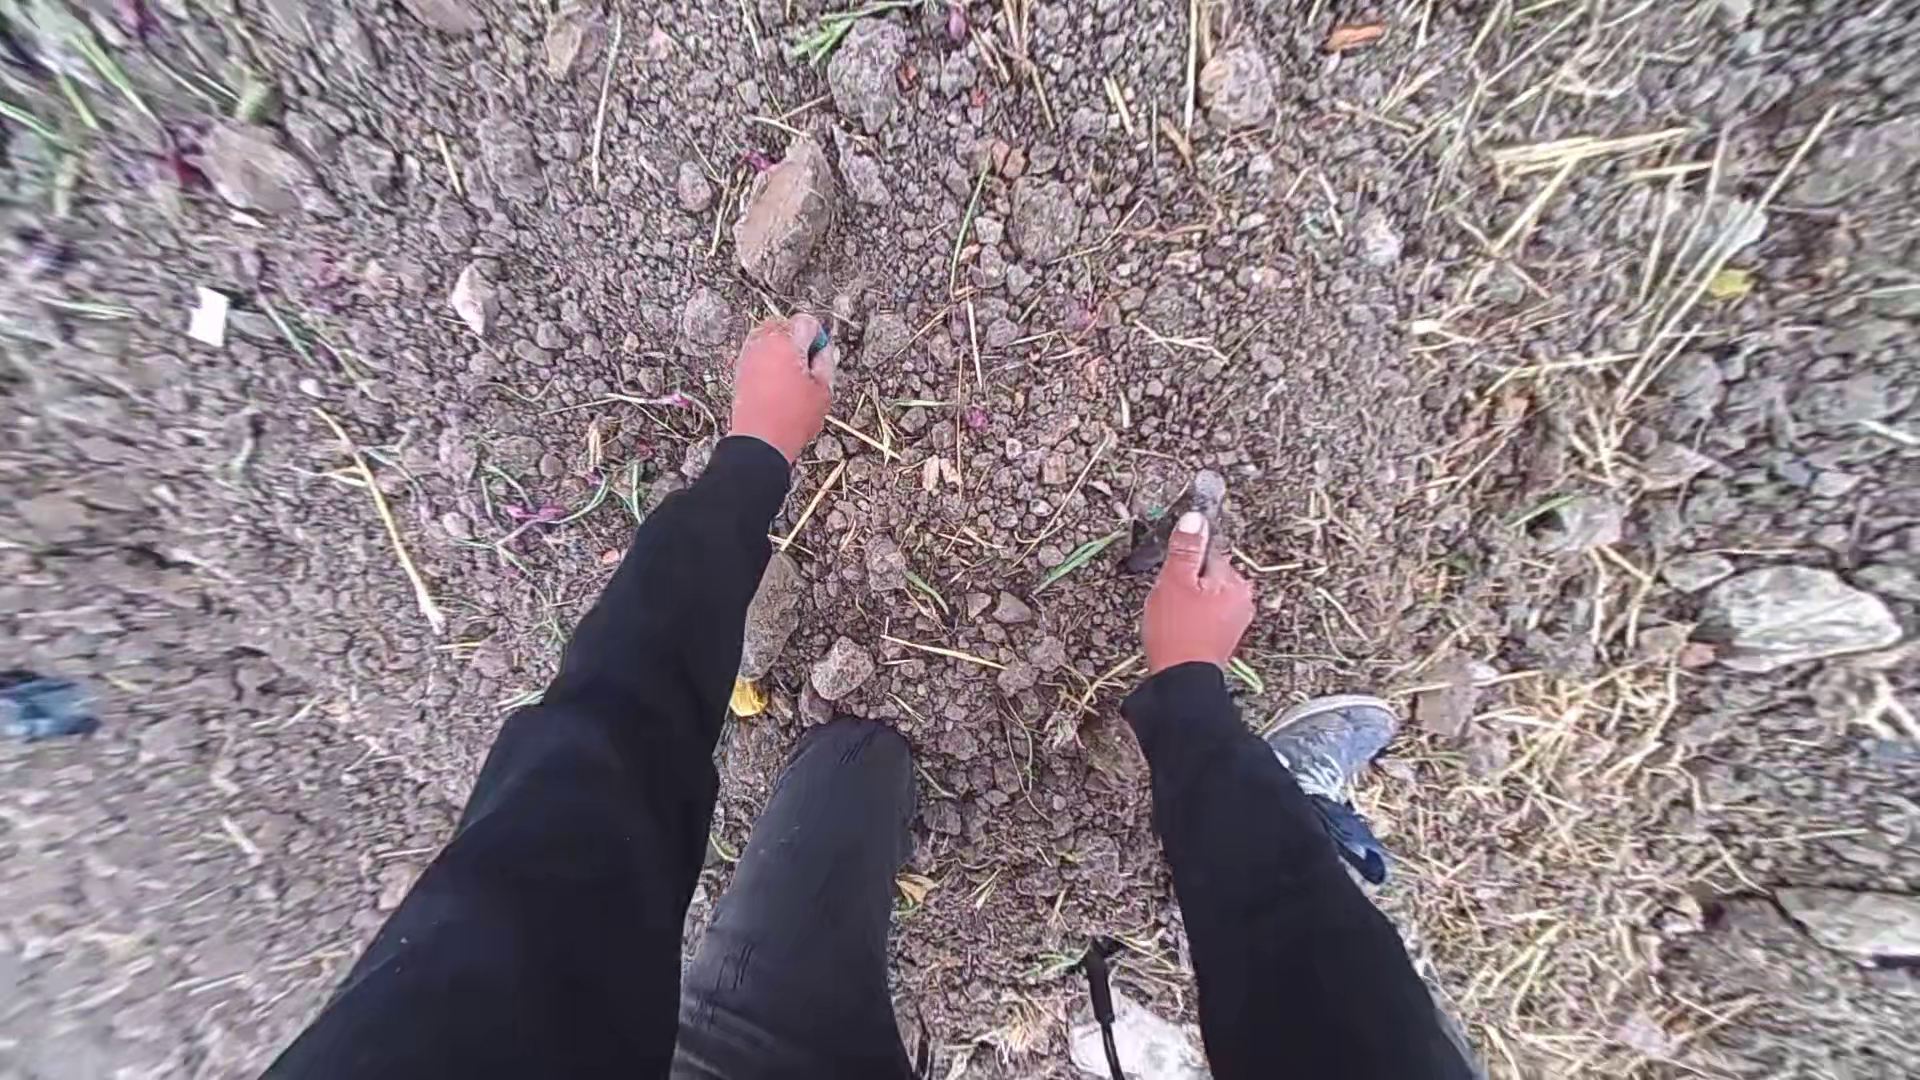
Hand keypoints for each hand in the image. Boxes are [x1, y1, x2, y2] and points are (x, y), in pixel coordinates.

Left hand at [728, 313, 834, 462]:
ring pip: (769, 338)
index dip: (819, 339)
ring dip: (782, 350)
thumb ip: (825, 363)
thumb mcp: (823, 391)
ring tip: (792, 376)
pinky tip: (778, 383)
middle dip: (798, 340)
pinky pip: (758, 354)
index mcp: (788, 342)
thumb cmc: (792, 418)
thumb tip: (823, 351)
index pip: (807, 322)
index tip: (821, 356)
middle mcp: (764, 342)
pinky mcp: (740, 369)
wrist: (761, 441)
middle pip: (784, 325)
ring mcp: (749, 354)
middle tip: (808, 366)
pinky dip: (769, 361)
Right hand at [1143, 511, 1253, 673]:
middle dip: (1184, 580)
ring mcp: (1233, 619)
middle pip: (1206, 572)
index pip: (1208, 551)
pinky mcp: (1221, 634)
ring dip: (1185, 598)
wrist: (1180, 680)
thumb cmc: (1177, 632)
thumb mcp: (1174, 581)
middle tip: (1169, 597)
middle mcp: (1241, 599)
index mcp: (1235, 583)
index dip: (1184, 560)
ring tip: (1171, 614)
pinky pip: (1203, 611)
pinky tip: (1176, 626)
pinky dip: (1188, 614)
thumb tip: (1194, 518)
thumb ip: (1186, 548)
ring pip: (1202, 593)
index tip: (1172, 574)